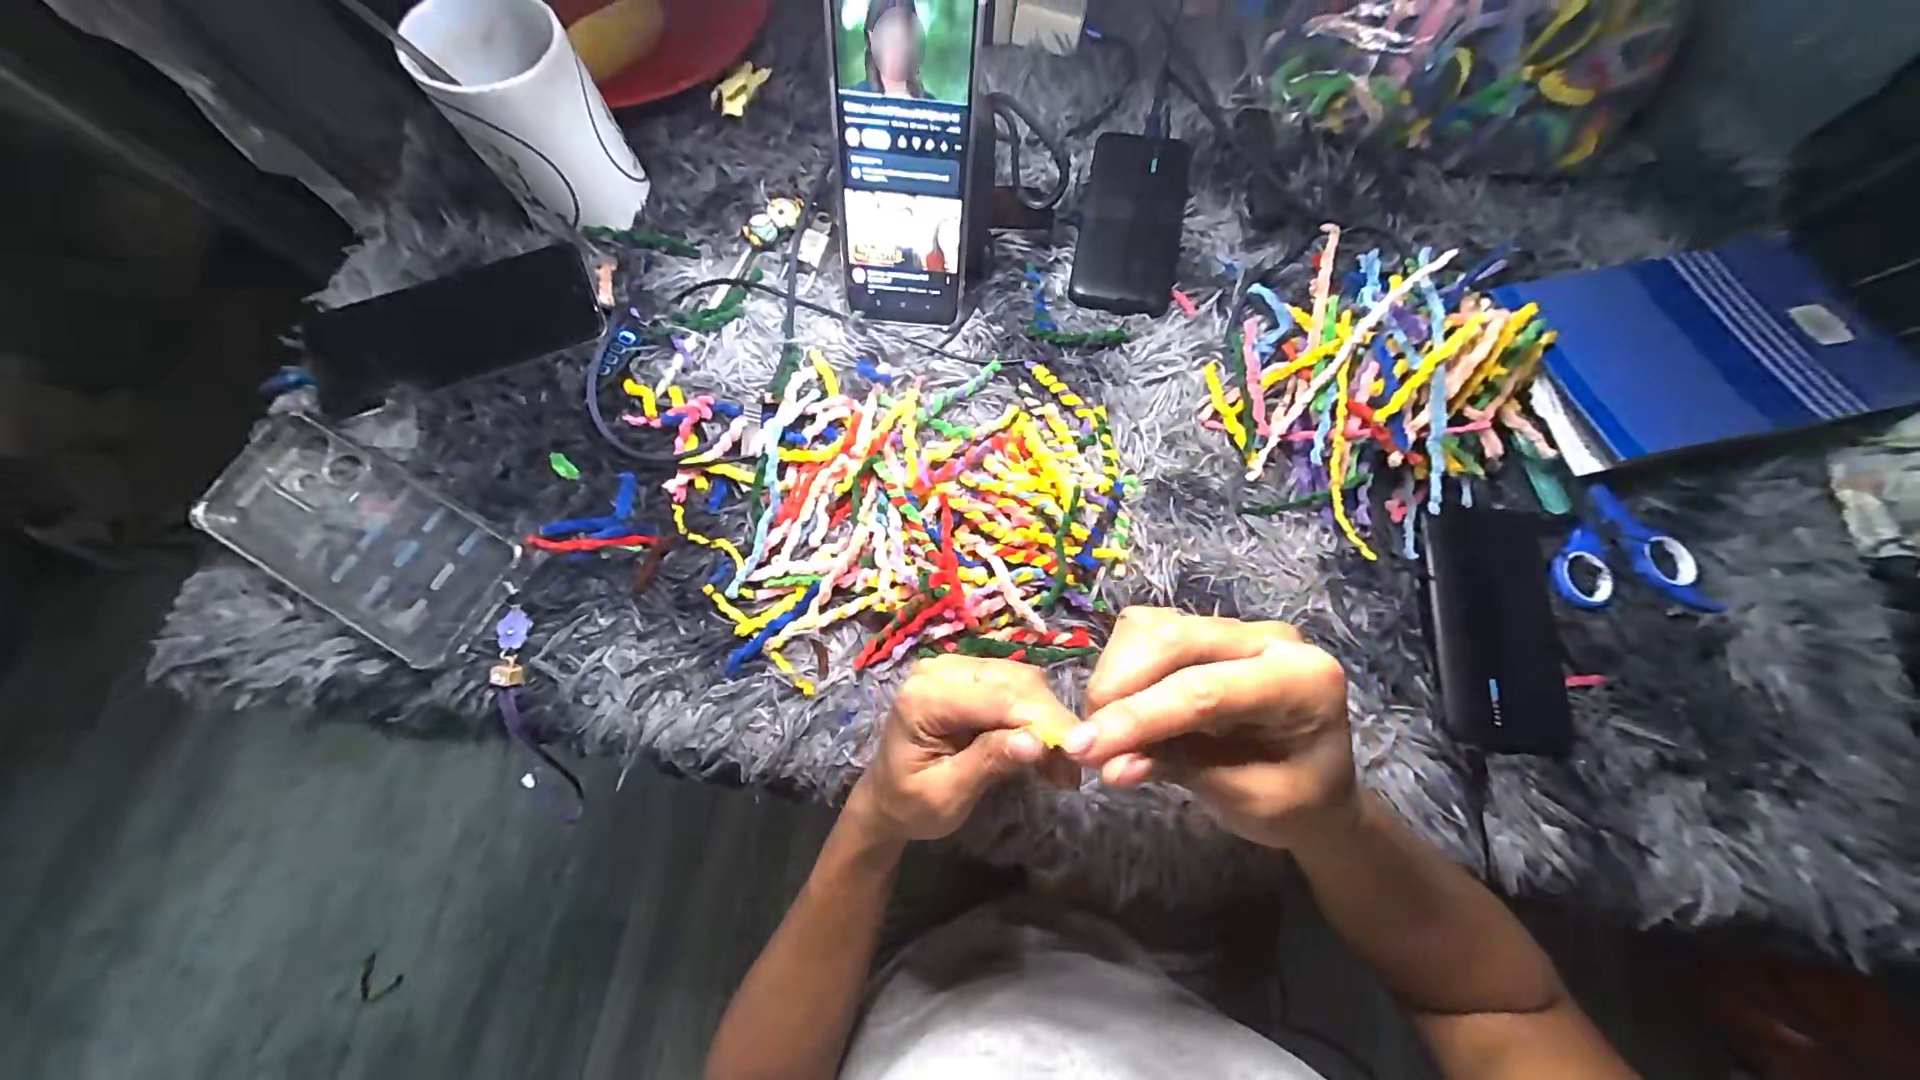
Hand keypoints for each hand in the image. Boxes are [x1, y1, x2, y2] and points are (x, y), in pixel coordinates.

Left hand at [857, 655, 1075, 841]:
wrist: (886, 797)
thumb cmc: (909, 805)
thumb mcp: (945, 796)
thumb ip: (987, 763)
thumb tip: (1035, 742)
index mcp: (923, 697)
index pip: (997, 697)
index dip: (1042, 720)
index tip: (1078, 752)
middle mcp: (938, 670)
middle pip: (1013, 681)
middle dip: (1049, 720)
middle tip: (1074, 767)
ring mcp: (955, 667)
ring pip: (1021, 679)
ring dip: (1047, 718)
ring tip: (1062, 764)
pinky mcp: (969, 674)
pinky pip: (1014, 684)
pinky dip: (1036, 713)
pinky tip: (1045, 746)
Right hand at [1063, 607, 1357, 848]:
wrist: (1317, 788)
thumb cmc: (1296, 802)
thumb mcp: (1245, 800)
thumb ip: (1177, 770)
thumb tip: (1107, 764)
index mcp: (1301, 680)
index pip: (1205, 688)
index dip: (1139, 717)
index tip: (1085, 749)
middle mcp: (1267, 638)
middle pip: (1171, 639)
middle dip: (1117, 686)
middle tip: (1087, 740)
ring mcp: (1232, 629)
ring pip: (1149, 628)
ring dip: (1113, 677)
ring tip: (1106, 730)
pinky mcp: (1201, 632)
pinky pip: (1144, 634)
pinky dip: (1119, 671)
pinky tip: (1121, 711)